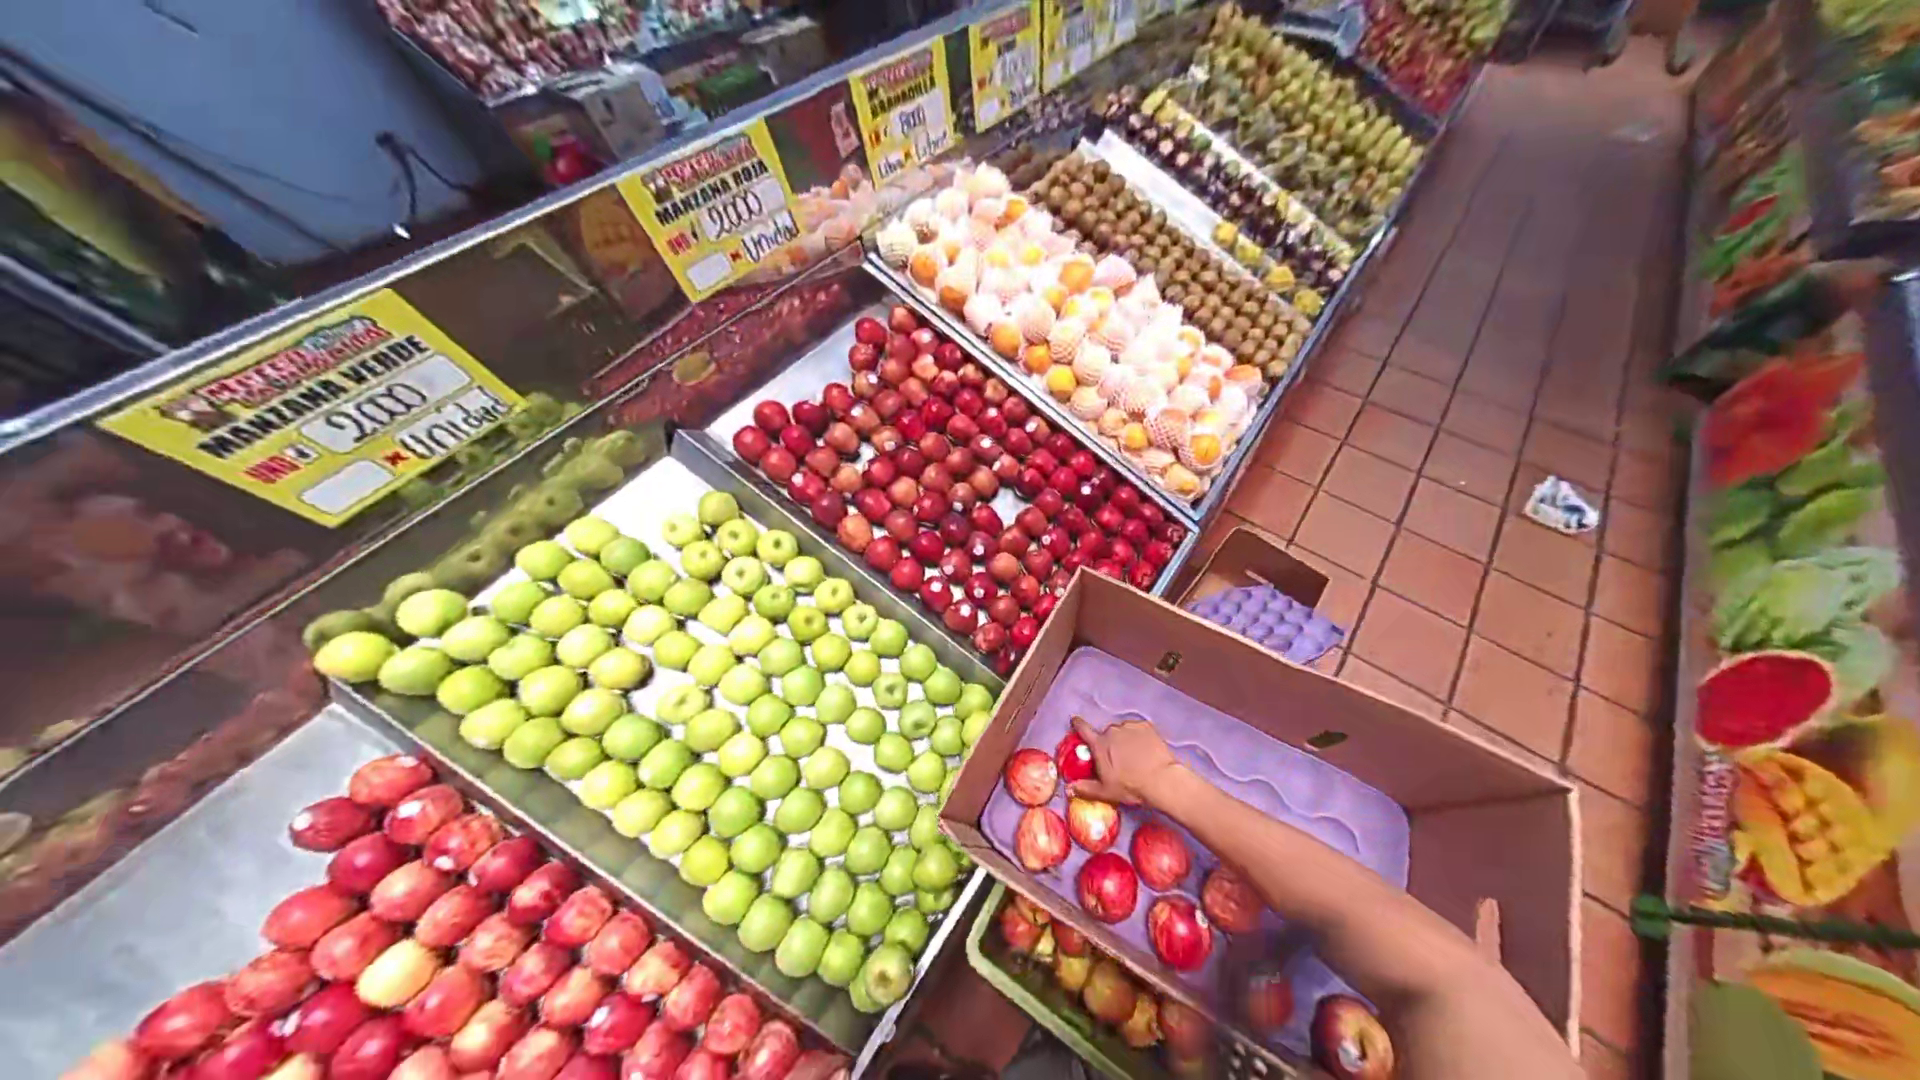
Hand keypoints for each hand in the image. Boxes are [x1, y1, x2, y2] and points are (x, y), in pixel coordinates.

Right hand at [1069, 715, 1183, 805]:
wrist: (1162, 780)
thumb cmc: (1131, 786)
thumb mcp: (1106, 791)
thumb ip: (1085, 788)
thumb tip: (1069, 788)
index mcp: (1099, 744)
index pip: (1083, 729)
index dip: (1078, 724)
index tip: (1075, 720)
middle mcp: (1112, 731)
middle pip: (1106, 733)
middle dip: (1109, 743)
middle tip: (1118, 758)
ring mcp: (1129, 726)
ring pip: (1123, 730)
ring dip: (1125, 739)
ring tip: (1135, 755)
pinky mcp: (1146, 726)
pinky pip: (1137, 728)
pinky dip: (1139, 736)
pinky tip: (1145, 749)